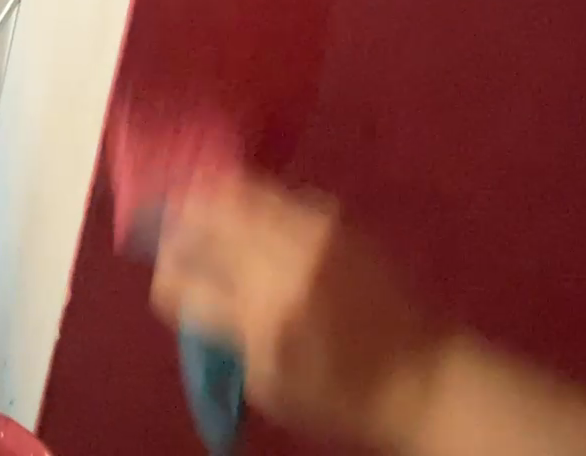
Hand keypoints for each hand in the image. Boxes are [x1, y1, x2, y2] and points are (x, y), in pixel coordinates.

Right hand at [149, 173, 444, 448]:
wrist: (425, 375)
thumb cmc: (342, 394)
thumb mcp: (272, 386)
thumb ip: (225, 335)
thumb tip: (190, 289)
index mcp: (260, 317)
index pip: (185, 279)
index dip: (166, 270)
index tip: (161, 266)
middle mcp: (282, 263)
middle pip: (209, 216)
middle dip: (180, 214)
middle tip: (168, 214)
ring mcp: (311, 231)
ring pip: (242, 190)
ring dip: (211, 191)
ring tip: (196, 192)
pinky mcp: (335, 217)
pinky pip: (280, 191)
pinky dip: (254, 193)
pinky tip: (245, 198)